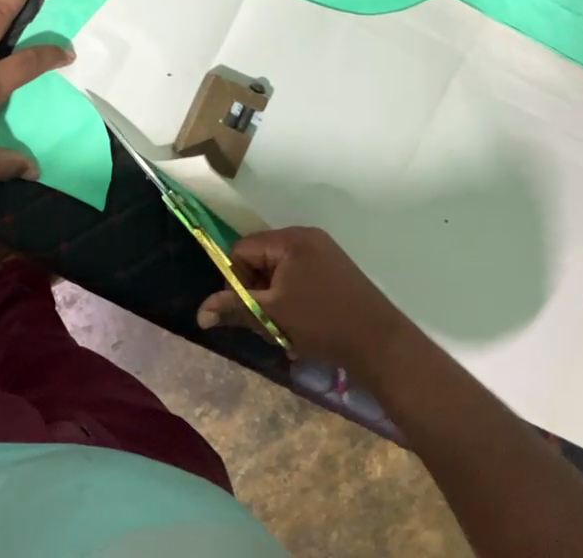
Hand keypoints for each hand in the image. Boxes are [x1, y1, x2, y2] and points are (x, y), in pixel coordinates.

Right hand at [197, 227, 412, 371]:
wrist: (383, 345)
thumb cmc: (322, 323)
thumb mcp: (271, 316)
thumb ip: (232, 308)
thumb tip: (199, 314)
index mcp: (290, 240)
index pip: (242, 250)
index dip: (237, 281)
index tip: (248, 309)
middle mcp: (306, 237)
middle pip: (260, 259)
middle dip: (257, 292)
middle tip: (268, 322)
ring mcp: (324, 253)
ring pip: (279, 272)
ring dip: (274, 299)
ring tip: (286, 328)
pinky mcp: (336, 270)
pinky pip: (298, 277)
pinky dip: (292, 299)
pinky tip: (302, 324)